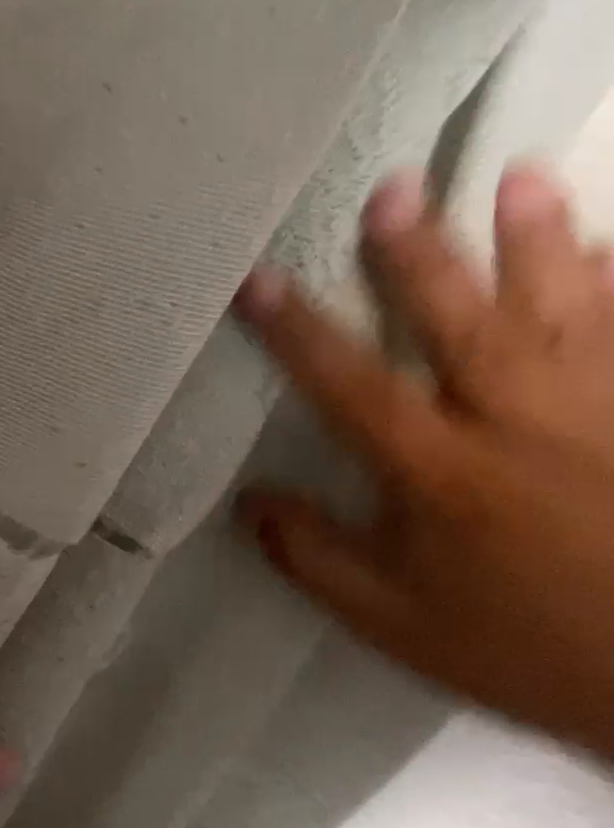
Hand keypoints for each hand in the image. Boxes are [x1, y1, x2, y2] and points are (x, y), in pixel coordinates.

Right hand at [235, 163, 613, 759]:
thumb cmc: (535, 650)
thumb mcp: (399, 625)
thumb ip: (316, 558)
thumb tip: (249, 503)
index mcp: (443, 472)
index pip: (352, 385)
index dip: (297, 330)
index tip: (255, 279)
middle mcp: (524, 427)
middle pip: (465, 325)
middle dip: (423, 256)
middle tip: (396, 187)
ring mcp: (612, 418)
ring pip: (572, 313)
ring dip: (543, 243)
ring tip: (522, 177)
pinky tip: (612, 252)